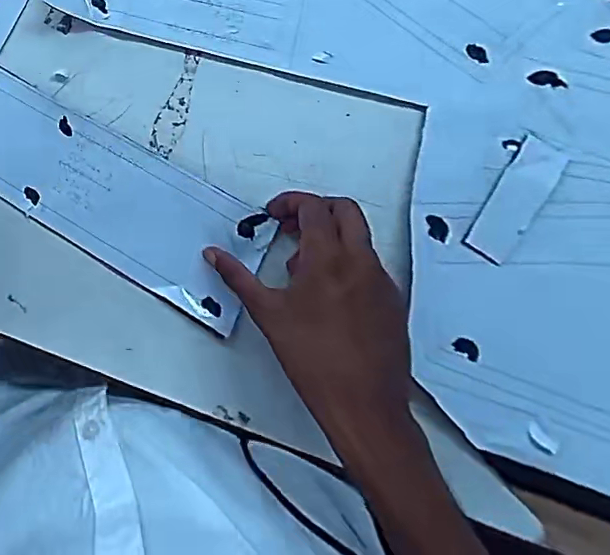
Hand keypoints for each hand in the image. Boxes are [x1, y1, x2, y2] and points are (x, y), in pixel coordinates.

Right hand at [204, 191, 411, 449]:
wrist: (364, 407)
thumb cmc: (319, 363)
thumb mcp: (266, 312)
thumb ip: (237, 276)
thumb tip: (216, 256)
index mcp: (329, 260)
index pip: (313, 208)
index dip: (289, 202)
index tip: (274, 213)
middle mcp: (361, 265)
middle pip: (345, 210)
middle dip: (315, 208)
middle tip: (291, 223)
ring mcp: (382, 284)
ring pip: (360, 237)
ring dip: (331, 235)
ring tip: (301, 262)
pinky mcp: (393, 304)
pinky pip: (371, 265)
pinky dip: (347, 260)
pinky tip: (325, 289)